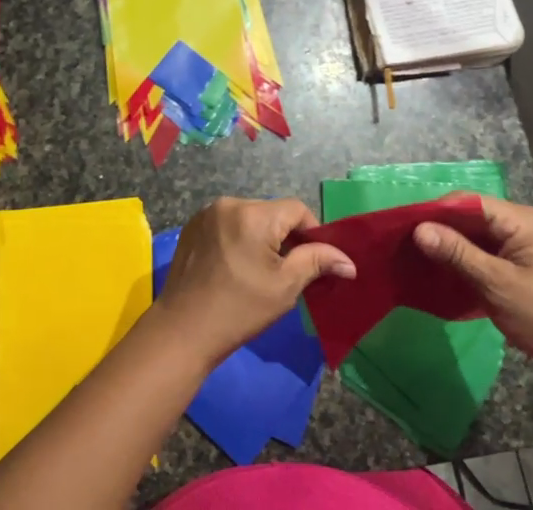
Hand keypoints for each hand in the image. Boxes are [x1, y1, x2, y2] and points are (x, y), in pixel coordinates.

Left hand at [152, 197, 355, 368]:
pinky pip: (227, 223)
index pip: (297, 209)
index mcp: (253, 214)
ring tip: (261, 270)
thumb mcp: (285, 286)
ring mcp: (206, 214)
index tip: (314, 261)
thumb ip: (317, 262)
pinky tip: (236, 267)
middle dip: (286, 235)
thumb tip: (349, 262)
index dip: (312, 233)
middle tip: (289, 270)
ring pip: (249, 217)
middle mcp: (228, 204)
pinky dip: (239, 238)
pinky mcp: (192, 227)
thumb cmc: (240, 309)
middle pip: (272, 211)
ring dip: (262, 236)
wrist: (184, 329)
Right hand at [413, 196, 532, 383]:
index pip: (470, 201)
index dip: (436, 210)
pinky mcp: (516, 265)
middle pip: (470, 216)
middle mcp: (521, 225)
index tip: (404, 226)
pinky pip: (482, 252)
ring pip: (474, 235)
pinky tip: (440, 270)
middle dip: (439, 228)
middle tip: (405, 243)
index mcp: (522, 221)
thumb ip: (458, 253)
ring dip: (448, 245)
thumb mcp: (496, 284)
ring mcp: (520, 245)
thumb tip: (418, 228)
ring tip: (415, 256)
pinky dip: (461, 259)